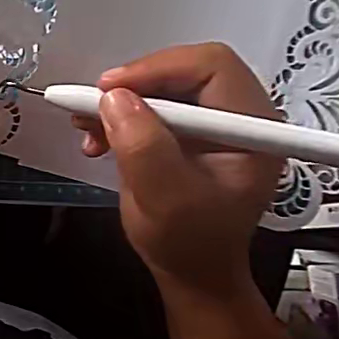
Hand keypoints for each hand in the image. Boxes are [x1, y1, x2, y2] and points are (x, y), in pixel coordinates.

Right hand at [73, 43, 282, 296]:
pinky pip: (149, 104)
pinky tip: (97, 137)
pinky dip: (118, 114)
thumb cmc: (187, 242)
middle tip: (93, 105)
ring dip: (119, 102)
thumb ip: (145, 148)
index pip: (211, 68)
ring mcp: (211, 123)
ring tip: (87, 126)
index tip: (111, 90)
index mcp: (252, 130)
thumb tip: (115, 98)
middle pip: (183, 70)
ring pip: (161, 85)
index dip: (158, 69)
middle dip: (134, 85)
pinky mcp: (186, 131)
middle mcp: (236, 117)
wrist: (189, 270)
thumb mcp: (165, 199)